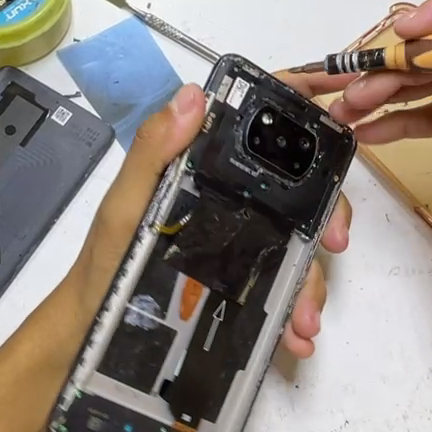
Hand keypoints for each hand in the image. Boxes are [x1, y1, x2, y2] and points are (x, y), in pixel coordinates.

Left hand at [70, 81, 353, 358]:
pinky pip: (282, 291)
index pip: (262, 132)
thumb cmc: (107, 260)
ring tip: (303, 318)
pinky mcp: (242, 284)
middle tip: (335, 244)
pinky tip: (295, 336)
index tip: (337, 137)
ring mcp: (240, 244)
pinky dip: (293, 313)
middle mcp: (232, 202)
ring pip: (298, 247)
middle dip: (327, 216)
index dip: (305, 121)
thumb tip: (194, 95)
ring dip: (311, 280)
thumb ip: (154, 152)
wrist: (94, 327)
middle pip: (300, 192)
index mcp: (208, 172)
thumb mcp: (126, 205)